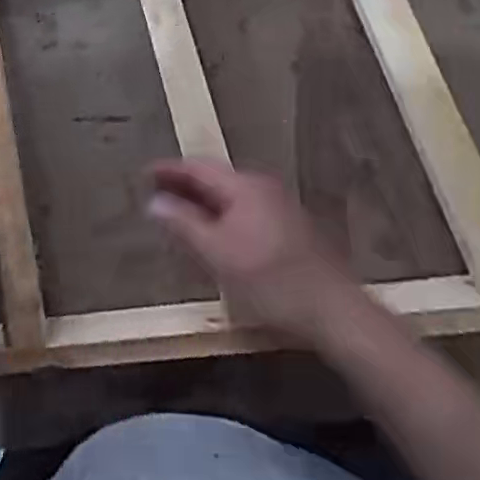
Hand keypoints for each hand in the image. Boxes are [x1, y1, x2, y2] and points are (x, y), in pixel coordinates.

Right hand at [146, 159, 359, 342]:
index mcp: (243, 186)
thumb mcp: (217, 254)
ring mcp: (279, 206)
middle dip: (183, 185)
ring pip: (229, 196)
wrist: (336, 312)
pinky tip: (211, 235)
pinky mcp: (289, 227)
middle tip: (156, 193)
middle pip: (214, 178)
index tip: (144, 173)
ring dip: (202, 202)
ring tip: (177, 214)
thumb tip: (155, 202)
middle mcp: (262, 187)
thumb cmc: (272, 281)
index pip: (196, 167)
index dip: (168, 170)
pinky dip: (221, 215)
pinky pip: (244, 210)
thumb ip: (183, 224)